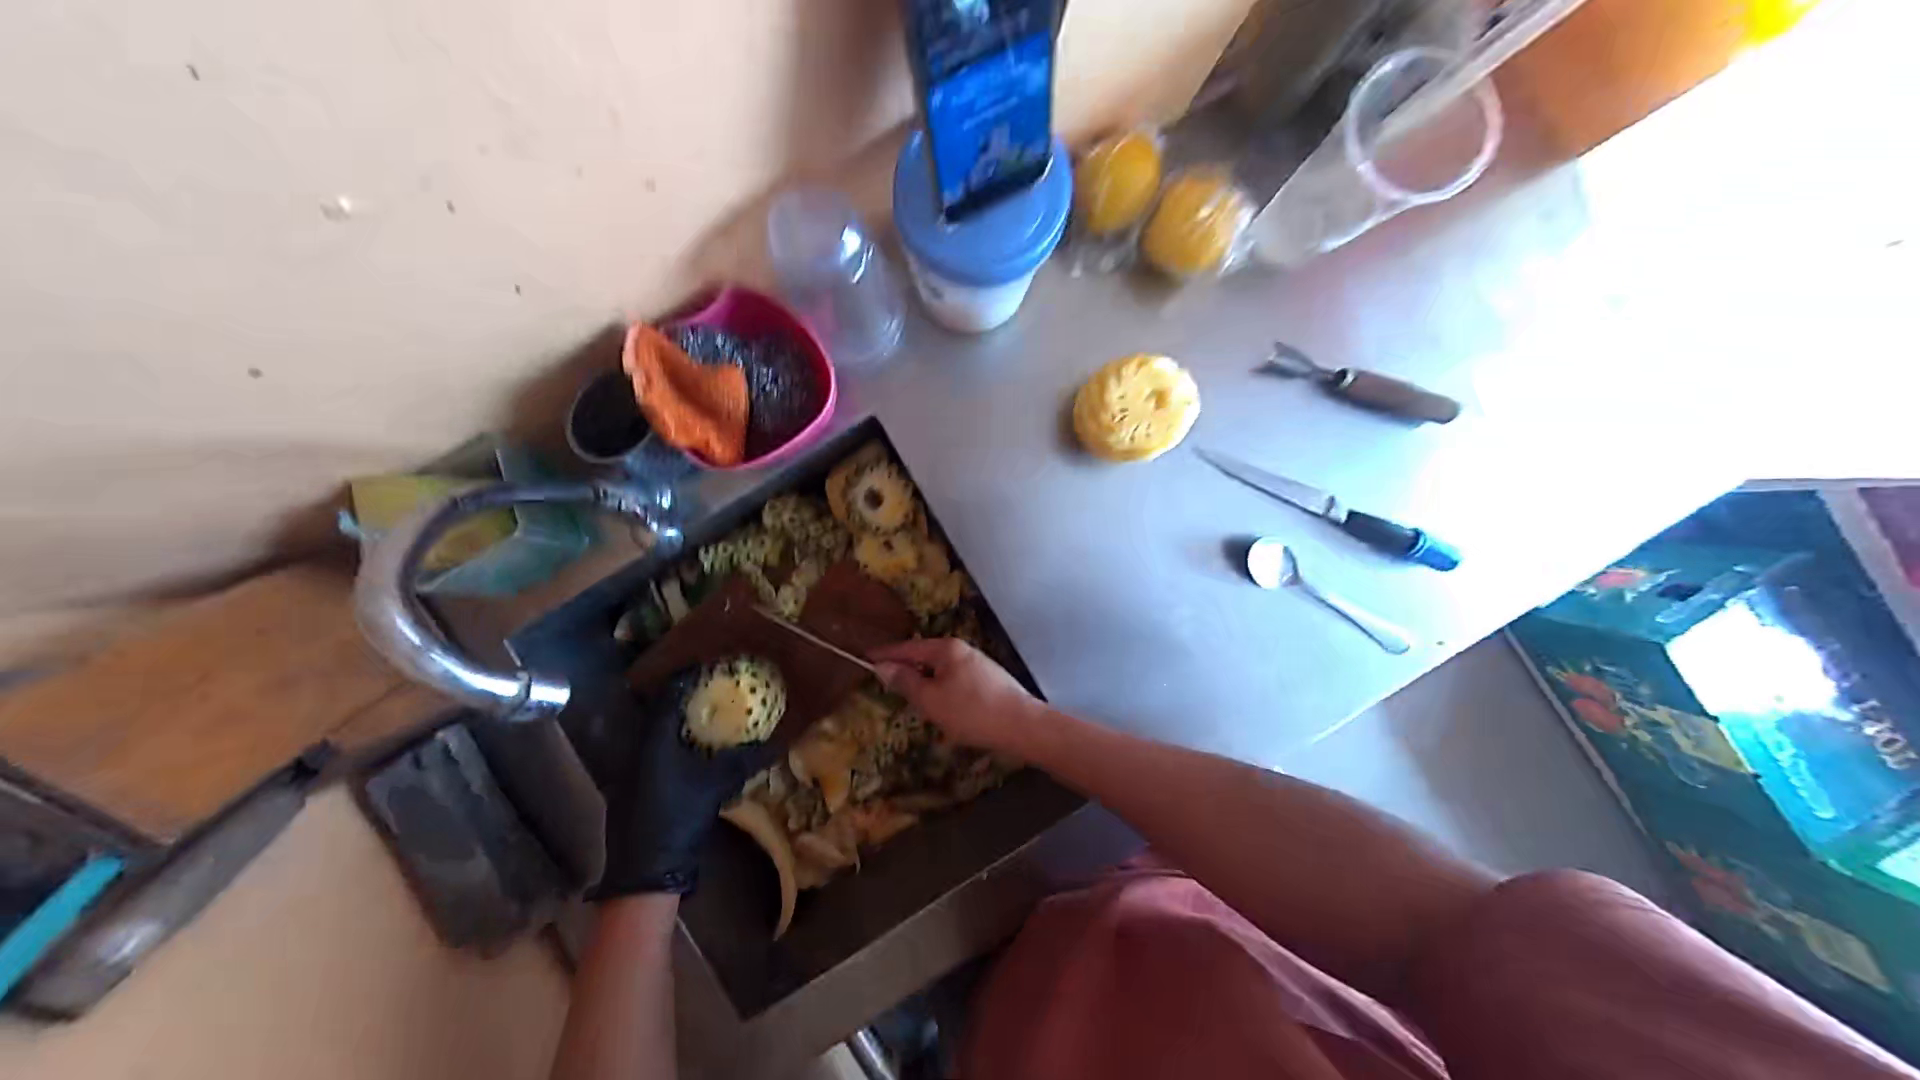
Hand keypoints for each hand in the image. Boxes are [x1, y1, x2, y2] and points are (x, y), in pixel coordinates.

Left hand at [594, 669, 770, 898]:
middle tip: (712, 685)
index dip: (688, 676)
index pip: (668, 693)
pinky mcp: (633, 785)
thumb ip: (746, 760)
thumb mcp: (717, 784)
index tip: (710, 665)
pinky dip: (671, 740)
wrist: (646, 868)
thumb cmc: (679, 816)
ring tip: (705, 711)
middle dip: (684, 695)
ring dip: (677, 718)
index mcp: (652, 738)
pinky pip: (652, 748)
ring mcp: (630, 767)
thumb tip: (778, 741)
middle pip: (658, 708)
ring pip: (654, 730)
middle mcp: (635, 746)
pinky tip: (691, 747)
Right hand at [868, 638, 1044, 753]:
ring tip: (909, 695)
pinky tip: (940, 705)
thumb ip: (905, 681)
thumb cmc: (971, 711)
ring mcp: (978, 664)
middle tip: (884, 680)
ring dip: (924, 680)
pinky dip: (940, 688)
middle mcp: (962, 650)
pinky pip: (954, 679)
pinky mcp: (988, 680)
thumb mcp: (930, 699)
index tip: (865, 657)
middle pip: (925, 655)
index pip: (907, 648)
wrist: (1021, 725)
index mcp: (946, 649)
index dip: (885, 654)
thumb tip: (883, 667)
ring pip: (940, 669)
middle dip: (905, 667)